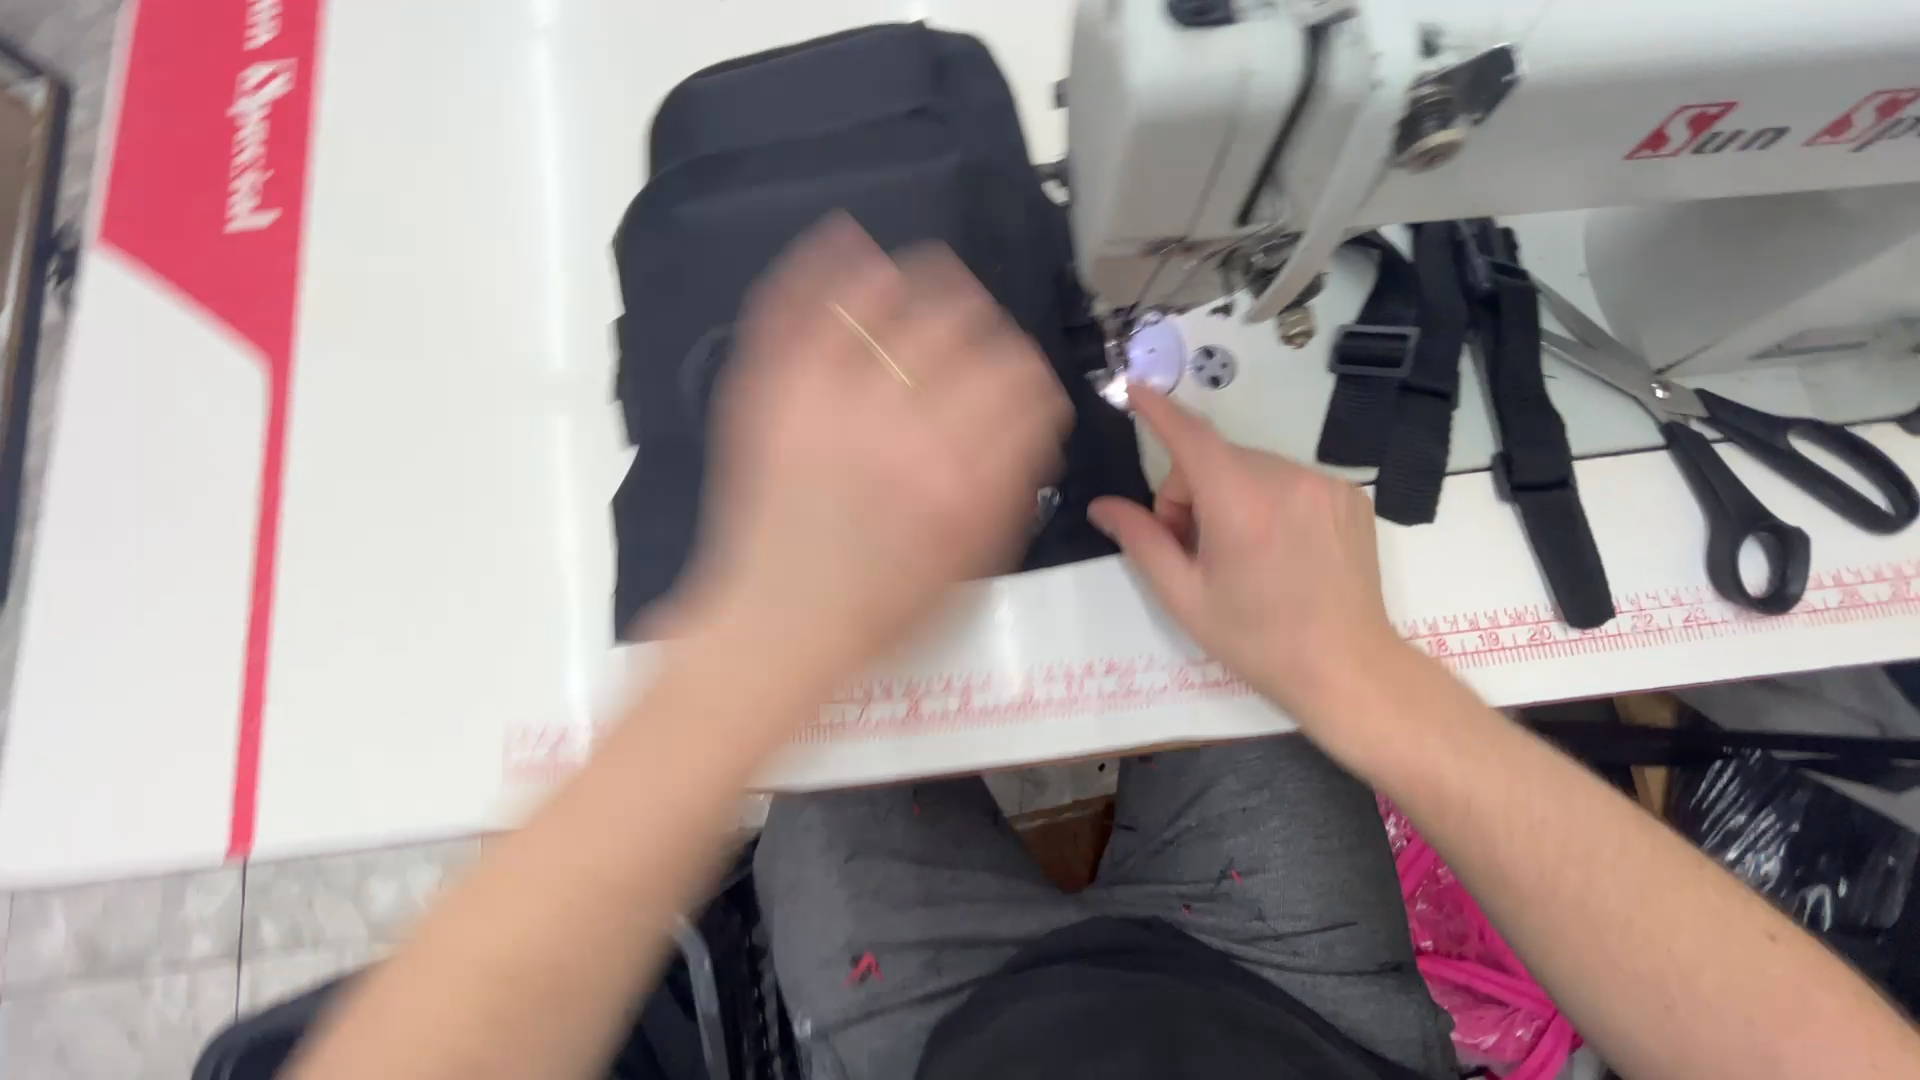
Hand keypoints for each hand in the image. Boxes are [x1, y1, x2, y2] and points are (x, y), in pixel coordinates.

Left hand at [673, 218, 1070, 684]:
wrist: (779, 623)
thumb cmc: (881, 610)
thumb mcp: (973, 563)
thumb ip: (1014, 488)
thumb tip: (1035, 424)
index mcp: (962, 473)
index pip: (1023, 382)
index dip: (1031, 373)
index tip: (1023, 380)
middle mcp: (906, 425)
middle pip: (973, 329)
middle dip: (989, 326)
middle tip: (981, 336)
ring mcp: (835, 400)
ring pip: (902, 299)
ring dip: (930, 281)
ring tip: (932, 280)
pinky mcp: (777, 392)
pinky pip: (806, 306)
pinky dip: (831, 265)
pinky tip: (854, 245)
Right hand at [1087, 387, 1401, 722]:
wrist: (1346, 667)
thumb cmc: (1256, 639)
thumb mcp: (1184, 597)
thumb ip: (1141, 541)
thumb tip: (1102, 506)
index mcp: (1240, 506)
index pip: (1190, 438)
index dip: (1159, 411)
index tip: (1134, 389)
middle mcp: (1286, 481)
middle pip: (1215, 460)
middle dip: (1190, 493)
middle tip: (1193, 549)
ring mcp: (1325, 484)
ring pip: (1251, 468)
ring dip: (1229, 495)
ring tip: (1240, 554)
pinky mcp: (1349, 494)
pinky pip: (1287, 479)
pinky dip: (1268, 500)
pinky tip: (1278, 548)